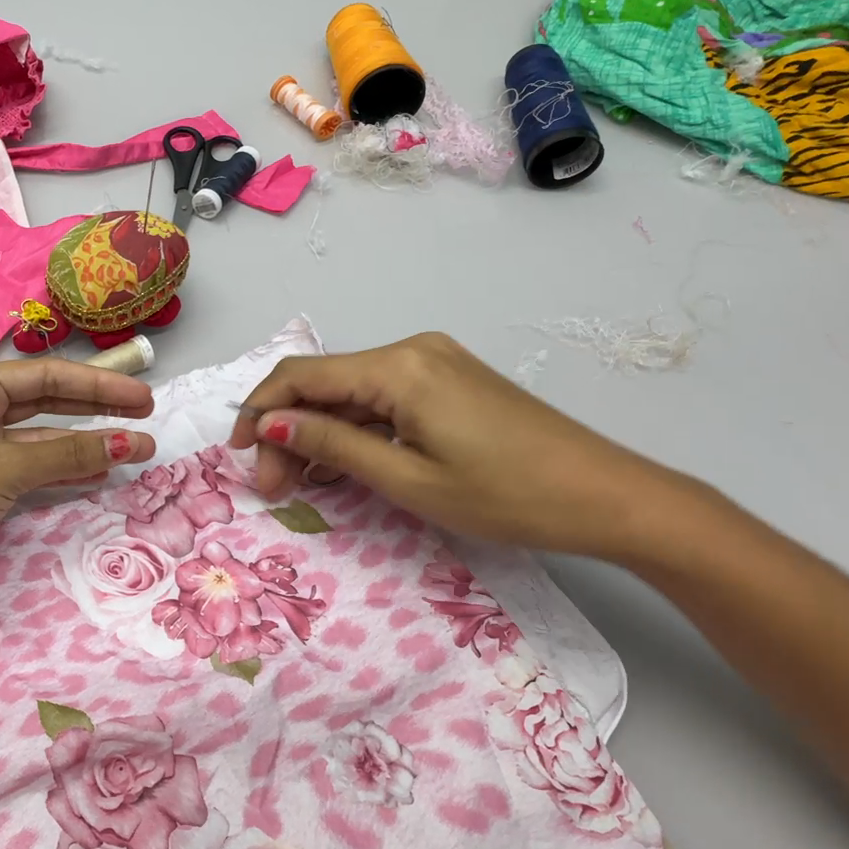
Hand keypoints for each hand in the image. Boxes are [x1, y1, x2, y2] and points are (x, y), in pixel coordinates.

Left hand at [0, 360, 157, 592]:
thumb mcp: (7, 468)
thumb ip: (70, 453)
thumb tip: (131, 442)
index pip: (47, 376)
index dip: (99, 384)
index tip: (143, 397)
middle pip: (46, 401)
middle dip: (95, 409)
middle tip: (145, 415)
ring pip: (41, 436)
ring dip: (84, 443)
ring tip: (134, 448)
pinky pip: (31, 465)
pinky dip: (63, 468)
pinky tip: (98, 472)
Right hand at [229, 333, 688, 559]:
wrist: (610, 497)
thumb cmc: (506, 495)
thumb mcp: (406, 478)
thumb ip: (332, 445)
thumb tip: (268, 425)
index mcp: (398, 368)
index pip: (300, 376)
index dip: (258, 412)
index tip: (238, 457)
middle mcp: (410, 351)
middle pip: (322, 385)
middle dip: (286, 432)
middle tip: (274, 488)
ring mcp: (433, 363)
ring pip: (348, 394)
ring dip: (317, 434)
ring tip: (301, 485)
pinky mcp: (448, 382)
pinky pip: (380, 400)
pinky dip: (352, 431)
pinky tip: (341, 466)